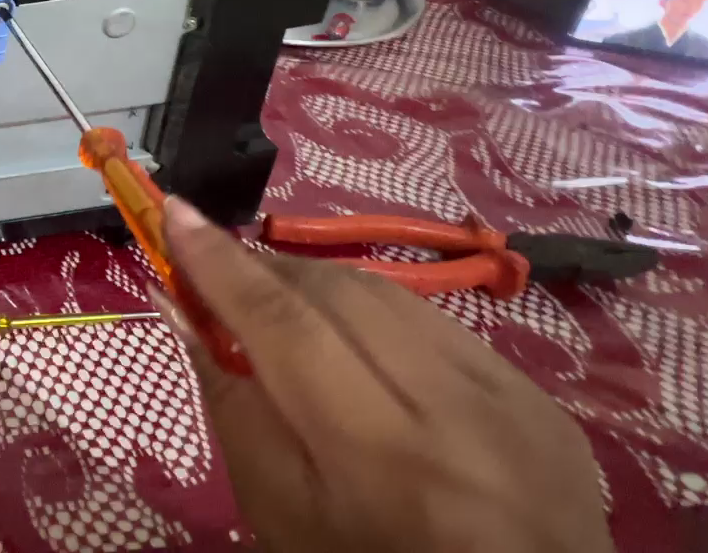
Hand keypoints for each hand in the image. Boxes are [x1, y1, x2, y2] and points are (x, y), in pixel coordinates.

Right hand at [158, 198, 613, 552]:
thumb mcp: (271, 498)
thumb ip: (224, 391)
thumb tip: (176, 298)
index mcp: (375, 454)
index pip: (282, 323)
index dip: (220, 262)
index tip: (174, 210)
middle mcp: (453, 410)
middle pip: (332, 292)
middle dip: (260, 268)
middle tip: (215, 272)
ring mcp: (507, 396)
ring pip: (379, 291)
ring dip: (311, 284)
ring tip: (278, 308)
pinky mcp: (533, 393)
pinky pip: (428, 317)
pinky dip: (369, 312)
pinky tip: (353, 343)